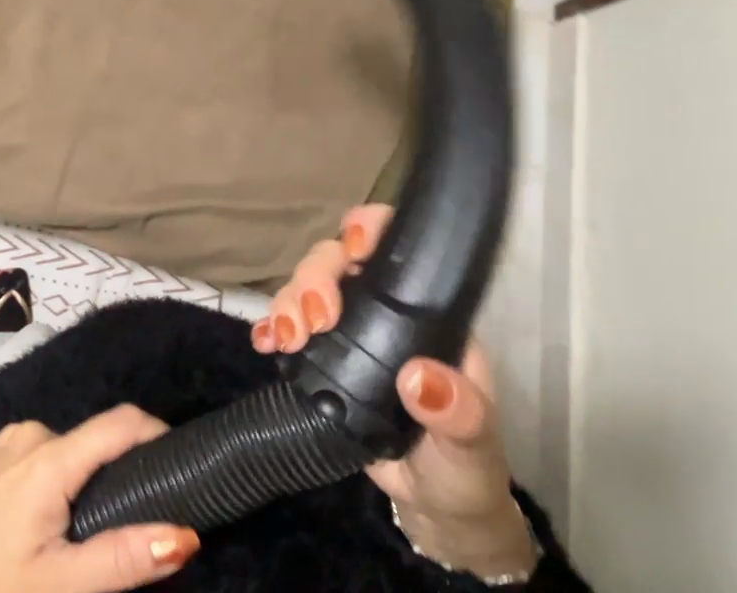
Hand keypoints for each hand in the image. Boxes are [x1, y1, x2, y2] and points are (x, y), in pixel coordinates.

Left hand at [0, 405, 202, 592]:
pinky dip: (67, 484)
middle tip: (148, 519)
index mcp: (48, 457)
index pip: (122, 423)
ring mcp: (7, 446)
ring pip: (72, 453)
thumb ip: (123, 557)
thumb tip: (186, 534)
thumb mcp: (60, 583)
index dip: (162, 435)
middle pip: (98, 441)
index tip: (190, 465)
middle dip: (128, 473)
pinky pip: (47, 461)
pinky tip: (62, 527)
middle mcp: (29, 436)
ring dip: (95, 483)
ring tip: (104, 532)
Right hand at [252, 205, 538, 579]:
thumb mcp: (472, 446)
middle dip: (315, 278)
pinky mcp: (321, 358)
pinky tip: (263, 343)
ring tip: (284, 340)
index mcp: (429, 316)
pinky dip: (270, 327)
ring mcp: (350, 332)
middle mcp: (384, 311)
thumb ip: (457, 414)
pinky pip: (288, 326)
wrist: (434, 505)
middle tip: (311, 322)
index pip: (399, 250)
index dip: (371, 231)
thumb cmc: (466, 468)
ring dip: (288, 302)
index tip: (354, 253)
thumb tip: (420, 378)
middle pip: (339, 261)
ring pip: (308, 288)